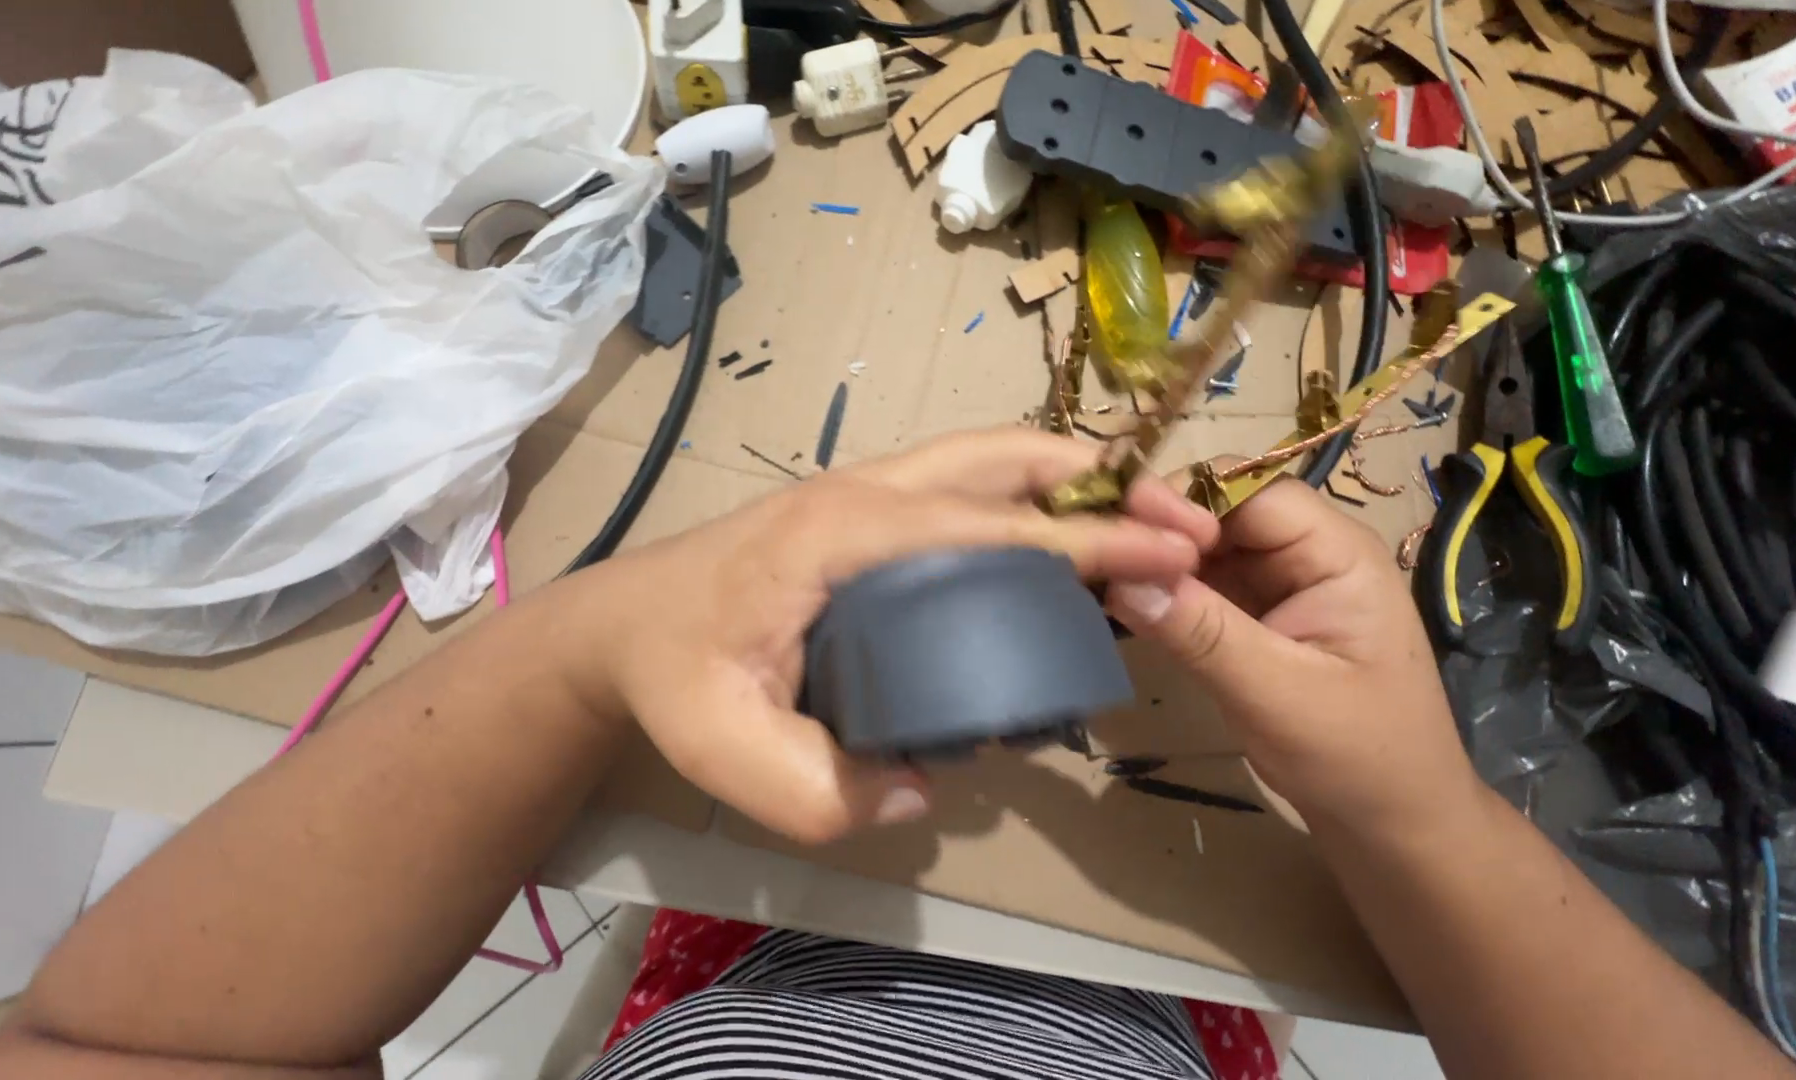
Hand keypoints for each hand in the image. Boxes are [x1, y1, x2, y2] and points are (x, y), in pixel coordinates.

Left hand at [577, 428, 1219, 843]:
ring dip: (1069, 474)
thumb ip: (825, 793)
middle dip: (1099, 478)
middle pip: (1001, 456)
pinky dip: (1029, 492)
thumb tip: (926, 792)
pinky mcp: (863, 506)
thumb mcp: (730, 756)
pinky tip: (1058, 538)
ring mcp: (863, 489)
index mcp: (841, 532)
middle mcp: (863, 490)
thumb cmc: (672, 677)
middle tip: (1176, 520)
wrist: (619, 624)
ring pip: (986, 456)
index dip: (1085, 541)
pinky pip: (964, 481)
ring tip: (1139, 521)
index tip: (1170, 556)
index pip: (988, 525)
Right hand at [1106, 474, 1481, 837]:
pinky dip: (1159, 589)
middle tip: (1096, 555)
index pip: (1251, 492)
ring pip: (1199, 547)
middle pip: (1218, 511)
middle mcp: (1303, 553)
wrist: (1390, 820)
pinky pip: (1196, 584)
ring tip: (1094, 573)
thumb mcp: (1277, 696)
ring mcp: (1275, 583)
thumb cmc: (1358, 758)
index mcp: (1336, 553)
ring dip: (1151, 558)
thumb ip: (1201, 633)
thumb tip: (1121, 577)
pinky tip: (1118, 601)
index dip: (1187, 504)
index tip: (1126, 534)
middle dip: (1158, 528)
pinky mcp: (1250, 613)